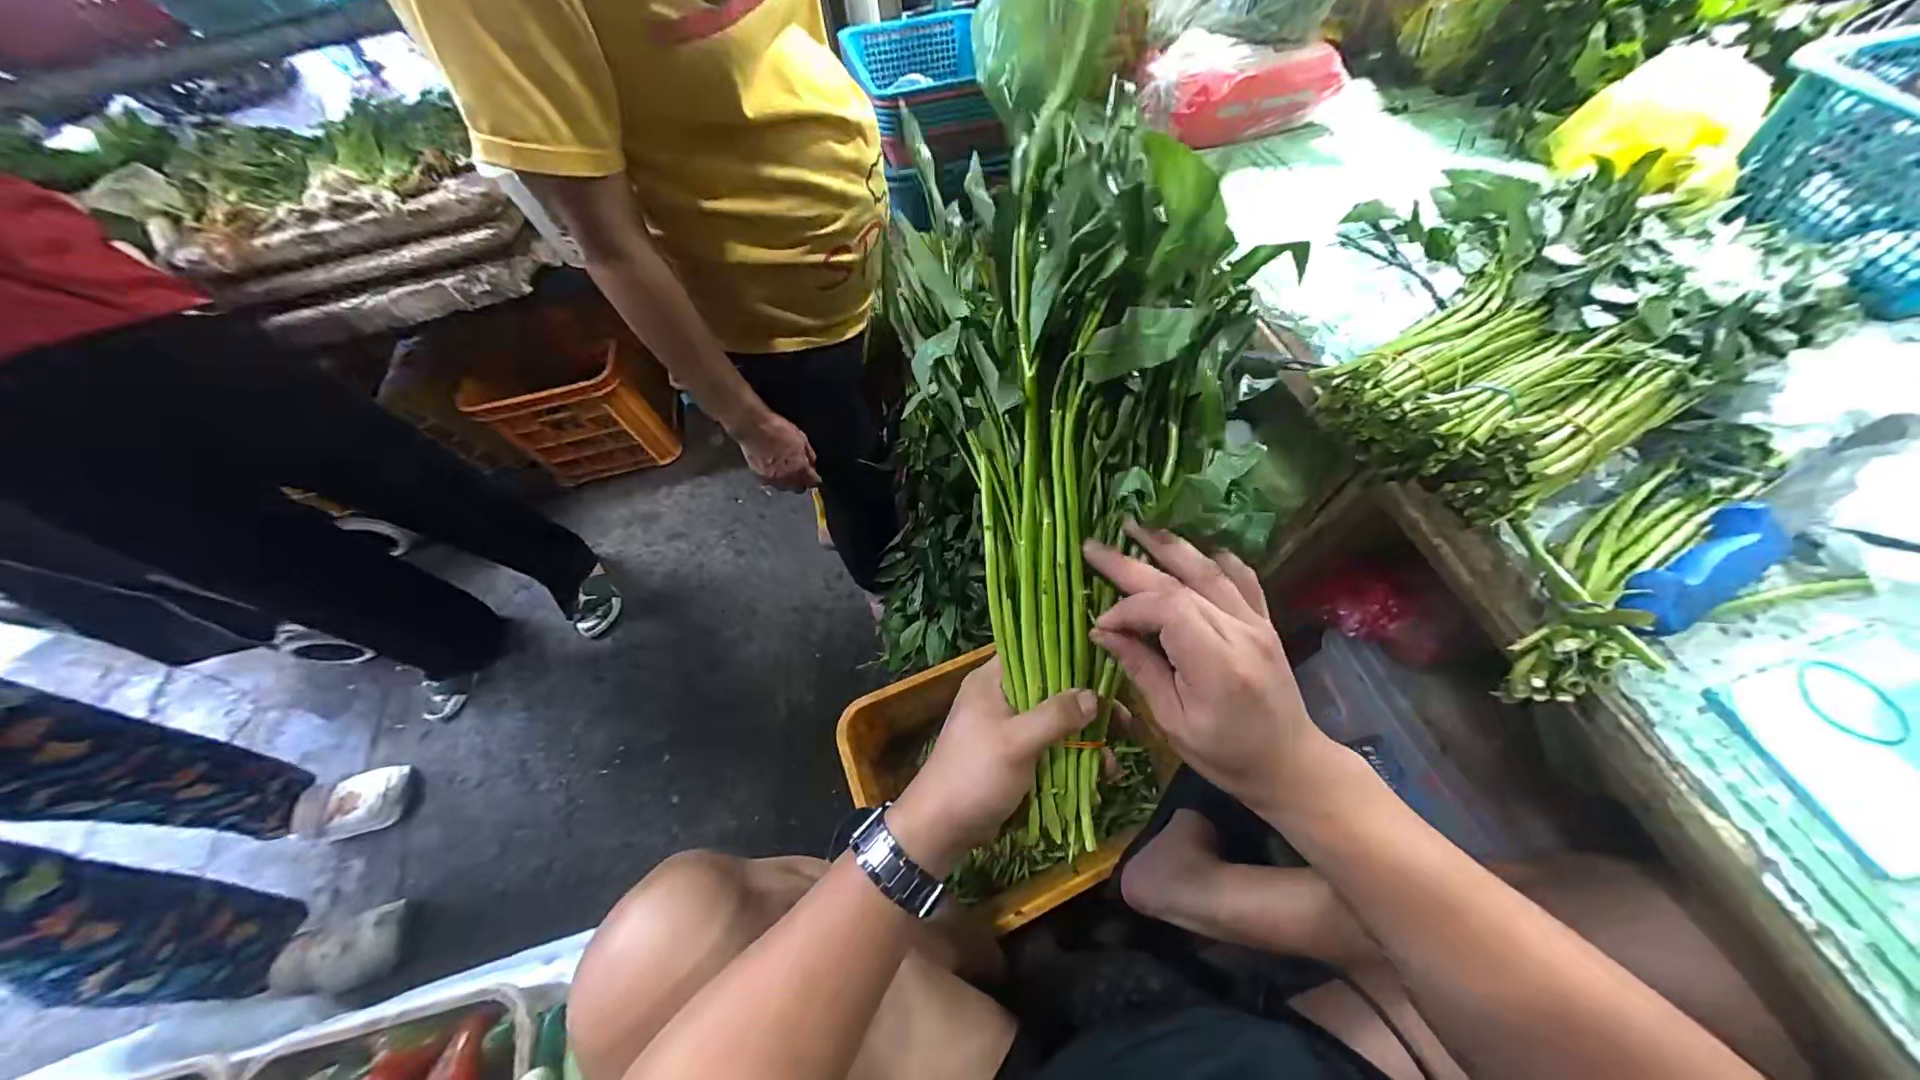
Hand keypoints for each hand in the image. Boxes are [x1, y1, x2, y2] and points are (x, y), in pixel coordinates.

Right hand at [737, 414, 820, 490]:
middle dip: (801, 483)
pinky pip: (770, 482)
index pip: (812, 482)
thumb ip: (809, 454)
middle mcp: (787, 477)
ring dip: (787, 482)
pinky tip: (772, 470)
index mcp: (800, 467)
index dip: (814, 480)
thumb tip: (812, 464)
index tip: (814, 476)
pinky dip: (774, 478)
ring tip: (786, 472)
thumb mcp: (801, 437)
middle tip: (800, 474)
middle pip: (798, 489)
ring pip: (784, 488)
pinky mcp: (759, 477)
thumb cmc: (779, 429)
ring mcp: (772, 479)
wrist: (752, 428)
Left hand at [888, 657, 1094, 875]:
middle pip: (1052, 689)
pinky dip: (1073, 757)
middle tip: (1124, 721)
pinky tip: (1099, 776)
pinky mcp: (1016, 754)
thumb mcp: (1016, 742)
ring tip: (1113, 761)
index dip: (1070, 656)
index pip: (1034, 651)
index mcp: (992, 681)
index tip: (1106, 667)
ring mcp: (1008, 727)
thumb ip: (1055, 716)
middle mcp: (1000, 697)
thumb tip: (1093, 696)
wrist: (941, 828)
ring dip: (1085, 738)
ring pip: (1055, 721)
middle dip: (1088, 706)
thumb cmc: (974, 774)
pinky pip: (1050, 747)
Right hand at [1083, 522, 1343, 818]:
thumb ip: (1141, 669)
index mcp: (1217, 665)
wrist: (1291, 764)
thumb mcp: (1174, 722)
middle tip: (1094, 546)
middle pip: (1180, 582)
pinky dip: (1214, 558)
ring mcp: (1257, 623)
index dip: (1127, 608)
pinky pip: (1241, 578)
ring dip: (1169, 545)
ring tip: (1135, 526)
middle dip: (1131, 564)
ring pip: (1209, 570)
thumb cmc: (1228, 756)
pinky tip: (1193, 549)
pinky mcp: (1264, 621)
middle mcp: (1241, 633)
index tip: (1101, 624)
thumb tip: (1102, 632)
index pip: (1166, 609)